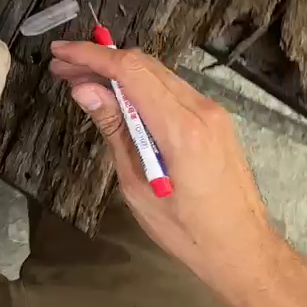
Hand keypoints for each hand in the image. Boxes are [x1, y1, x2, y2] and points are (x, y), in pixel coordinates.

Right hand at [49, 40, 280, 286]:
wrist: (246, 253)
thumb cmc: (188, 233)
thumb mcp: (138, 187)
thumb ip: (115, 131)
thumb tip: (84, 90)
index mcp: (182, 129)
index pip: (130, 72)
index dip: (90, 55)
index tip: (60, 52)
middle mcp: (201, 109)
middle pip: (142, 64)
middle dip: (99, 59)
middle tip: (62, 68)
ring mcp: (212, 111)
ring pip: (156, 72)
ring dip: (117, 70)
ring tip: (82, 80)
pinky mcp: (215, 118)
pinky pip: (170, 87)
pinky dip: (139, 84)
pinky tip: (117, 96)